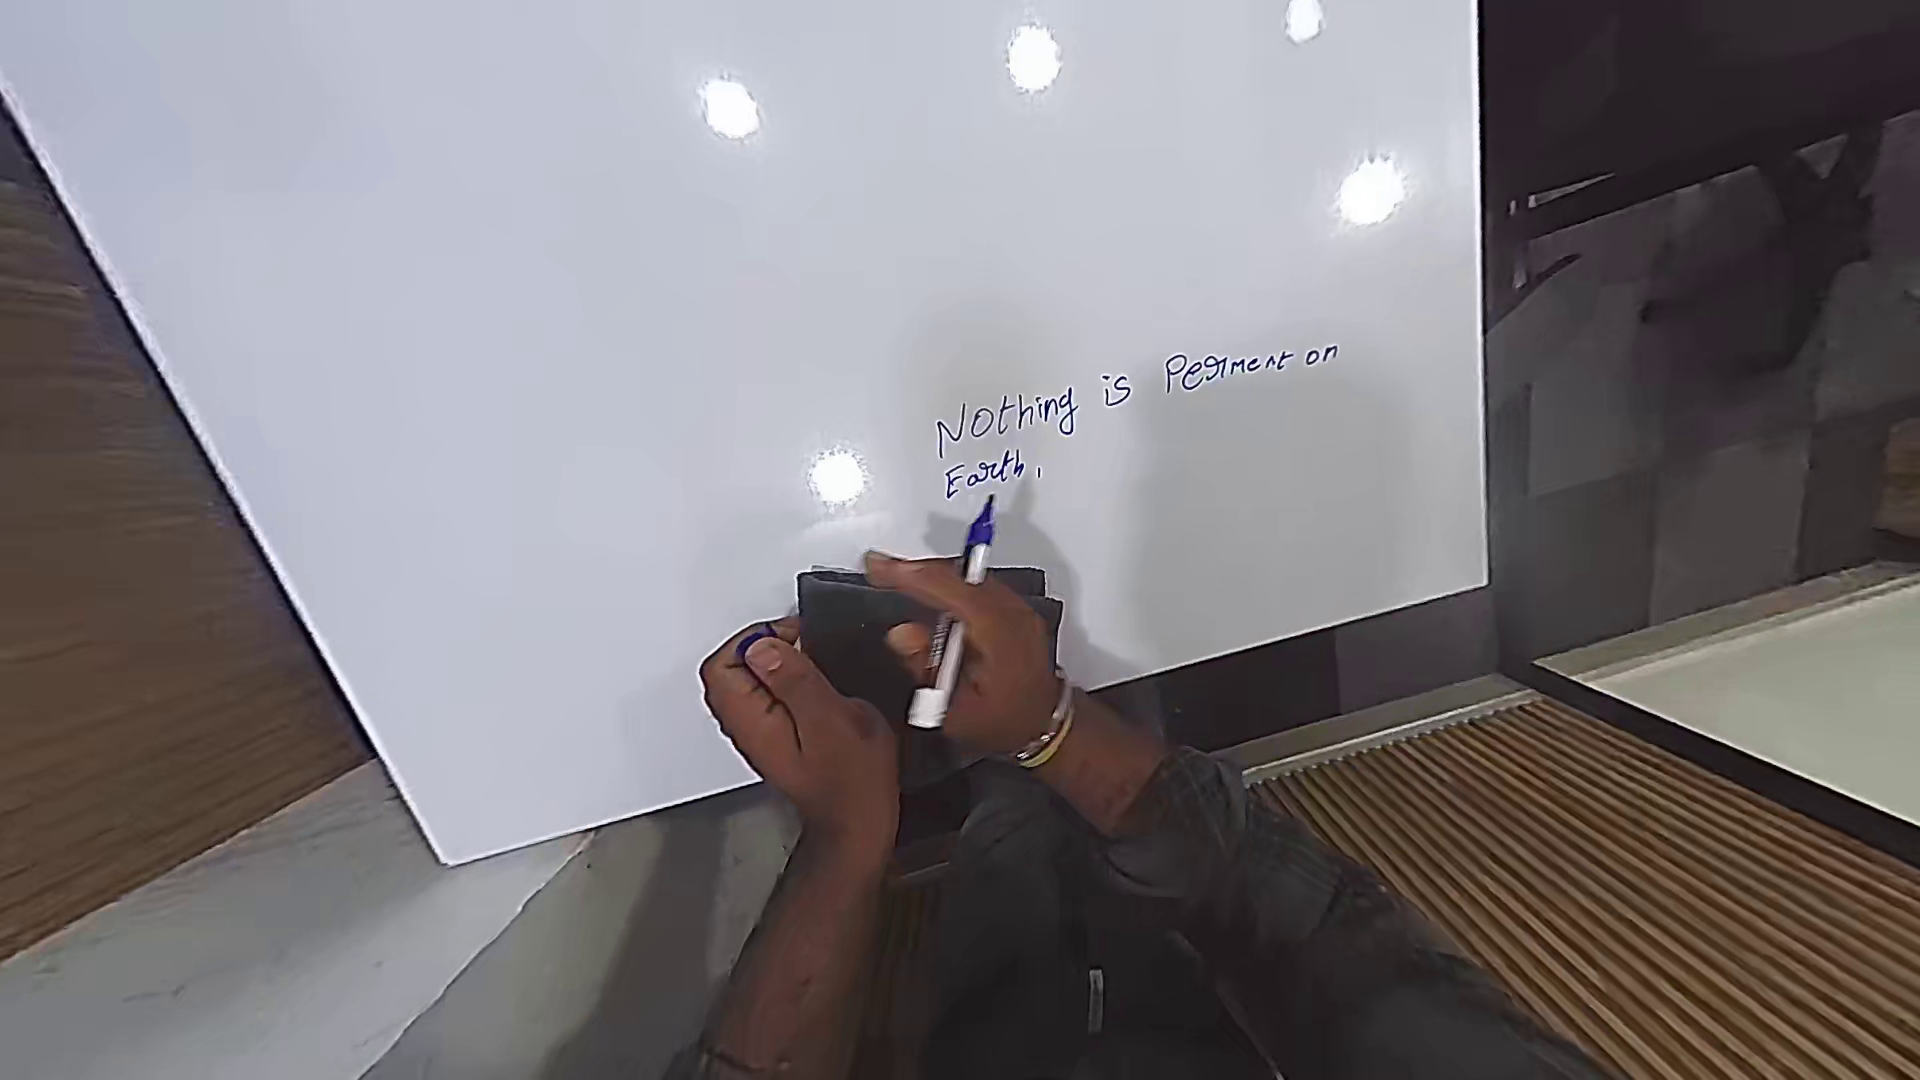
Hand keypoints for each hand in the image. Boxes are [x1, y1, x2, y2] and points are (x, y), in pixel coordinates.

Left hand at [700, 618, 898, 865]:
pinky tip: (819, 681)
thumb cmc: (852, 781)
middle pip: (732, 668)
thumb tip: (762, 647)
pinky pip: (771, 690)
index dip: (754, 639)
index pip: (721, 665)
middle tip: (805, 645)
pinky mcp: (780, 731)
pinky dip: (791, 675)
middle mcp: (748, 725)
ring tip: (815, 661)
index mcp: (752, 721)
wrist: (858, 821)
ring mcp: (762, 730)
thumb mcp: (833, 721)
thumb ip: (796, 682)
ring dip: (781, 660)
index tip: (792, 637)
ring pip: (751, 677)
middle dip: (766, 645)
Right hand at [863, 552, 1060, 754]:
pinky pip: (977, 584)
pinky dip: (948, 582)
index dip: (910, 574)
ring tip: (894, 575)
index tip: (877, 567)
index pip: (950, 589)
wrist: (1045, 723)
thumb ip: (928, 669)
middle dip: (914, 569)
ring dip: (930, 574)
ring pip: (967, 576)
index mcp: (998, 631)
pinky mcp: (1015, 608)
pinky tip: (927, 587)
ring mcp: (1017, 607)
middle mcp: (1011, 612)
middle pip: (957, 575)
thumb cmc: (1003, 721)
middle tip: (879, 567)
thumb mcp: (955, 710)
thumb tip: (901, 633)